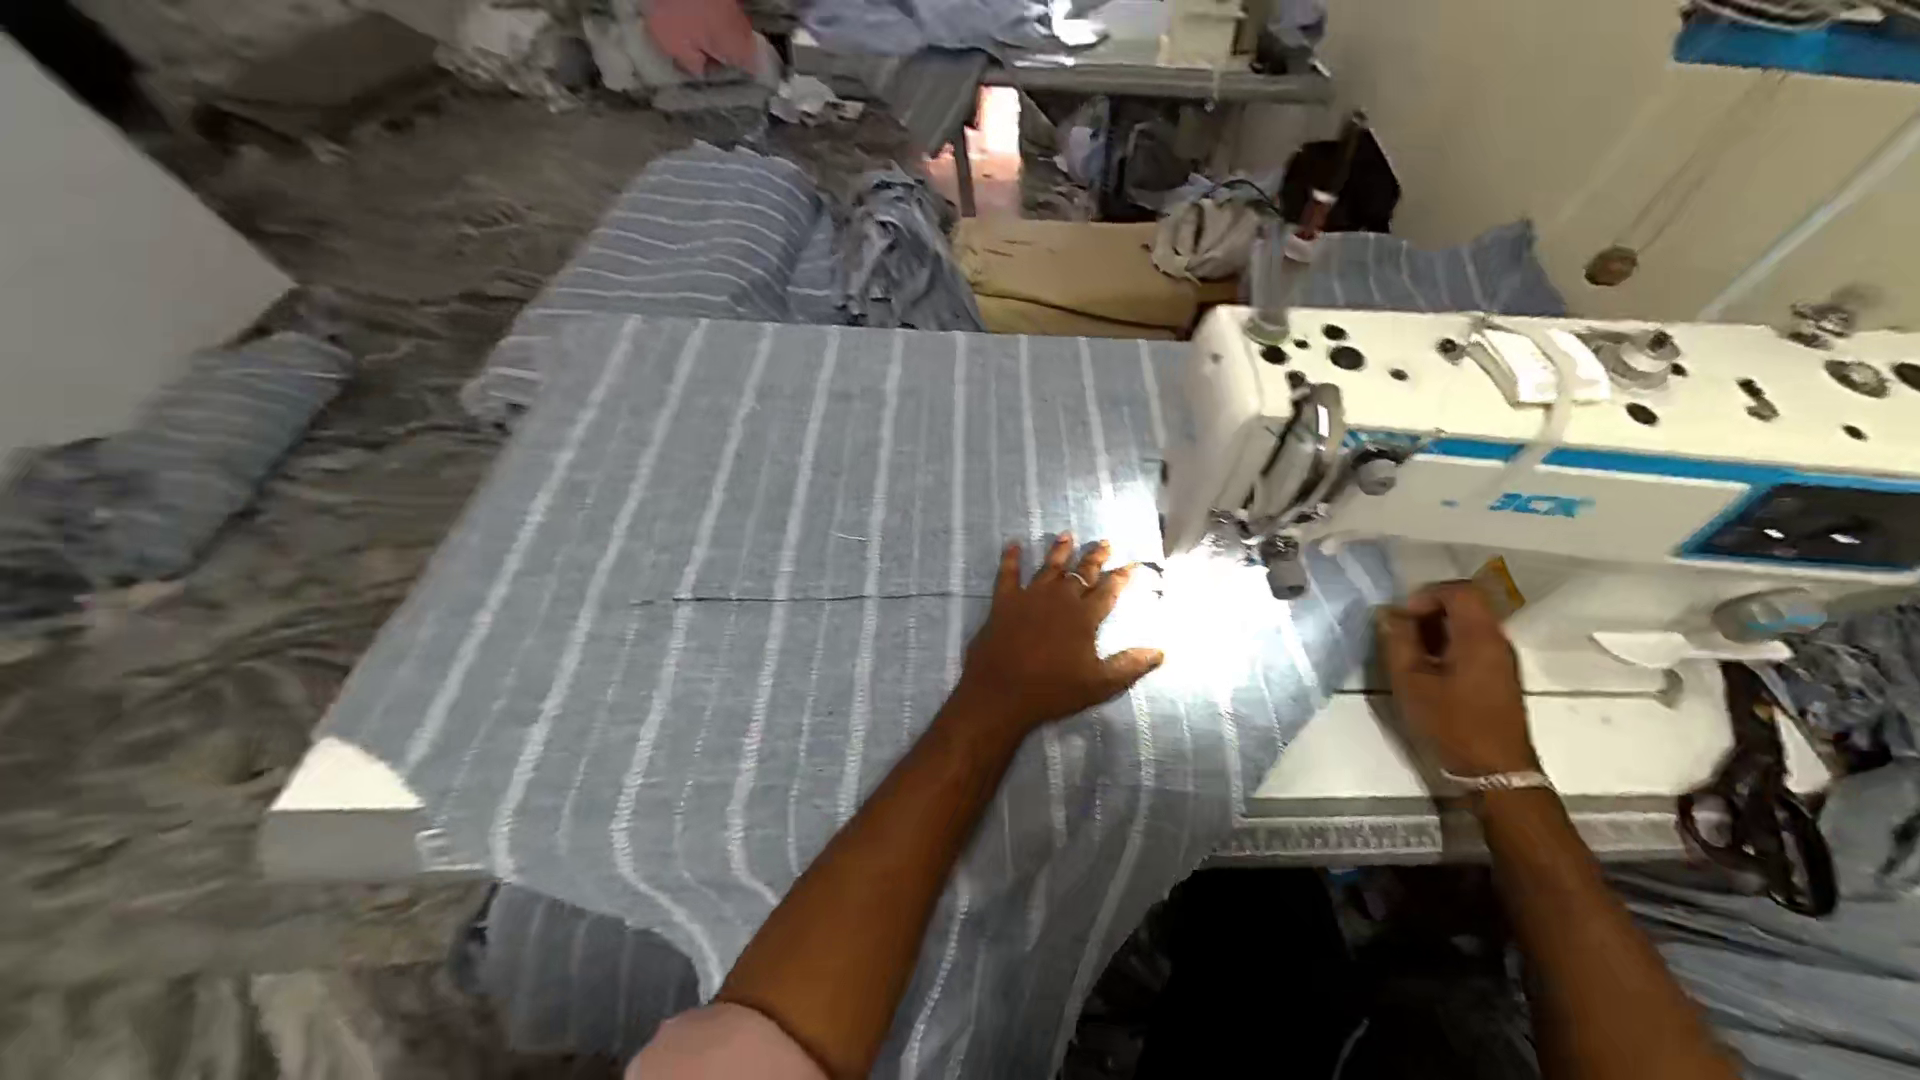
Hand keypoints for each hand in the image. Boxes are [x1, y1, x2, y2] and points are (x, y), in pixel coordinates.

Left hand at [952, 534, 1164, 735]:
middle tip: (1105, 542)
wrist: (1001, 692)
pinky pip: (1007, 574)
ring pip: (1048, 567)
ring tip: (1067, 535)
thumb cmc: (1052, 690)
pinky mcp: (1004, 602)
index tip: (1132, 564)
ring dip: (1059, 550)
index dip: (1121, 577)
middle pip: (1081, 573)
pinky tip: (1013, 544)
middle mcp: (1059, 599)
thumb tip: (1160, 652)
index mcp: (1084, 617)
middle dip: (1095, 557)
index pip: (1108, 591)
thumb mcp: (1098, 684)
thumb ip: (1129, 666)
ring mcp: (1030, 597)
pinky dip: (1010, 558)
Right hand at [1376, 581, 1538, 777]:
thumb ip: (1398, 641)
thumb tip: (1389, 613)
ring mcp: (1503, 659)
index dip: (1425, 595)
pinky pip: (1474, 644)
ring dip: (1435, 629)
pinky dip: (1447, 645)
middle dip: (1427, 611)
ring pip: (1468, 624)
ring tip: (1409, 654)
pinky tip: (1428, 670)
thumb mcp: (1410, 681)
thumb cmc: (1450, 723)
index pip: (1459, 590)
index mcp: (1480, 637)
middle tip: (1399, 635)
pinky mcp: (1500, 676)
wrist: (1494, 771)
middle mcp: (1498, 641)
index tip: (1401, 618)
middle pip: (1465, 604)